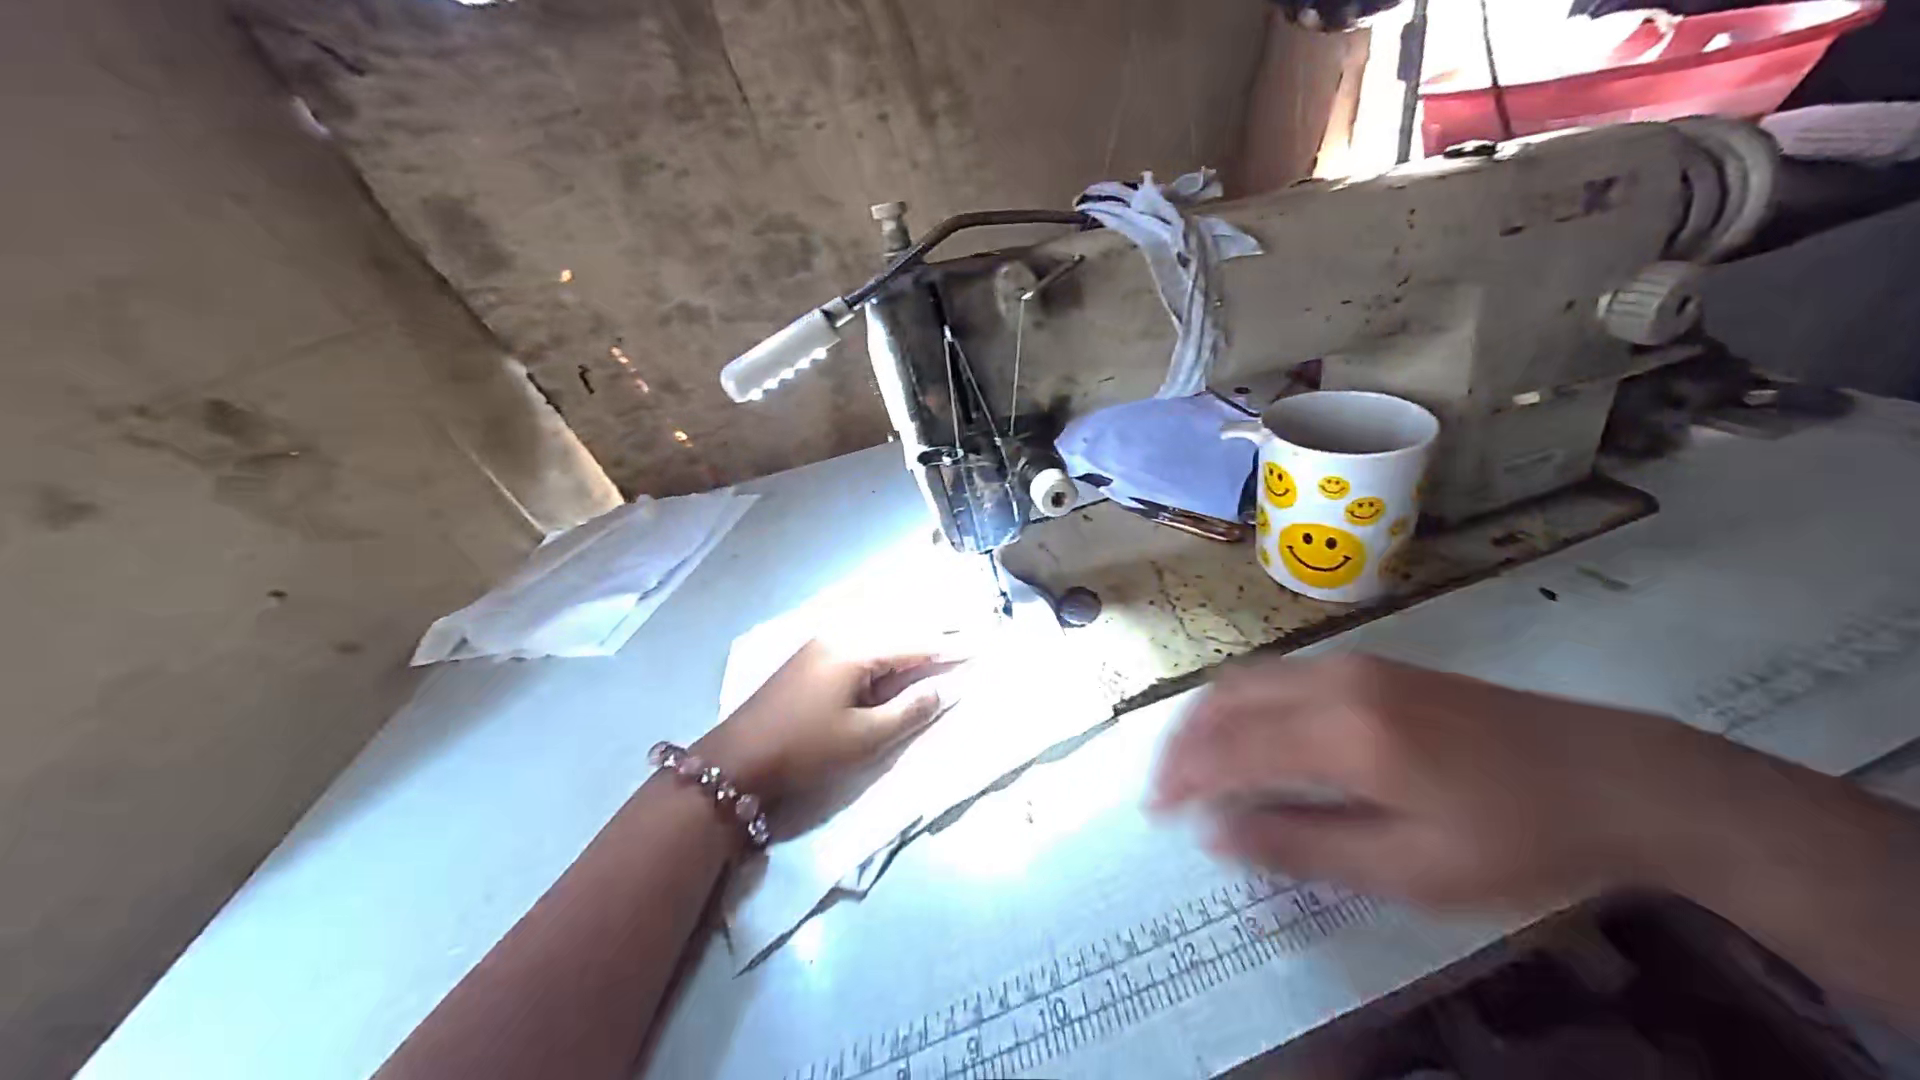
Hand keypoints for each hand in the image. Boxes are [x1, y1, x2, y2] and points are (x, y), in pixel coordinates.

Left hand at [693, 639, 956, 803]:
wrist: (736, 761)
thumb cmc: (805, 750)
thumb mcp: (863, 739)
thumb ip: (908, 711)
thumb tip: (942, 690)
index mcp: (855, 650)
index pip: (914, 643)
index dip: (948, 646)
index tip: (980, 643)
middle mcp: (840, 634)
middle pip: (897, 622)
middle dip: (933, 624)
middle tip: (968, 618)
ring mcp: (822, 640)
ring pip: (877, 623)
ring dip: (909, 624)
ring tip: (940, 622)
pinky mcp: (812, 654)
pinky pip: (859, 631)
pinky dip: (885, 631)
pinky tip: (895, 634)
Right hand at [1152, 654, 1769, 909]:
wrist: (1617, 773)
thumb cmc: (1517, 838)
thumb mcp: (1411, 870)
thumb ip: (1302, 846)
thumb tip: (1215, 834)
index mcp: (1346, 736)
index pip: (1231, 749)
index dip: (1183, 778)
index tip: (1156, 810)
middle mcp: (1334, 683)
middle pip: (1225, 701)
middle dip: (1183, 743)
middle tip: (1165, 788)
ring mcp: (1350, 665)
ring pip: (1245, 681)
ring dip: (1207, 721)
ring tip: (1192, 764)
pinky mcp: (1366, 665)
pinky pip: (1276, 677)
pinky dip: (1241, 706)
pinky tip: (1245, 737)